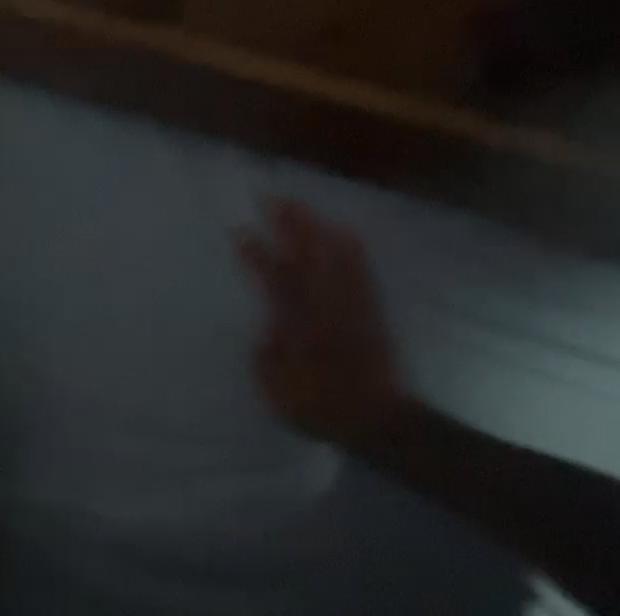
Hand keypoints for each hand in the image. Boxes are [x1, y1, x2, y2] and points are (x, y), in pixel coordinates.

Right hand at [236, 200, 409, 448]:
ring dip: (316, 229)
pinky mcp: (370, 309)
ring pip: (332, 257)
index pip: (273, 281)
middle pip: (304, 258)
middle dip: (288, 227)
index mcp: (297, 327)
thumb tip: (264, 334)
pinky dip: (352, 248)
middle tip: (272, 199)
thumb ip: (267, 363)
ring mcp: (350, 305)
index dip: (256, 255)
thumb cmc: (324, 410)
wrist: (378, 420)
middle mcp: (323, 308)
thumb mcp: (280, 397)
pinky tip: (345, 230)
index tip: (240, 231)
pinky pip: (361, 271)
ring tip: (301, 205)